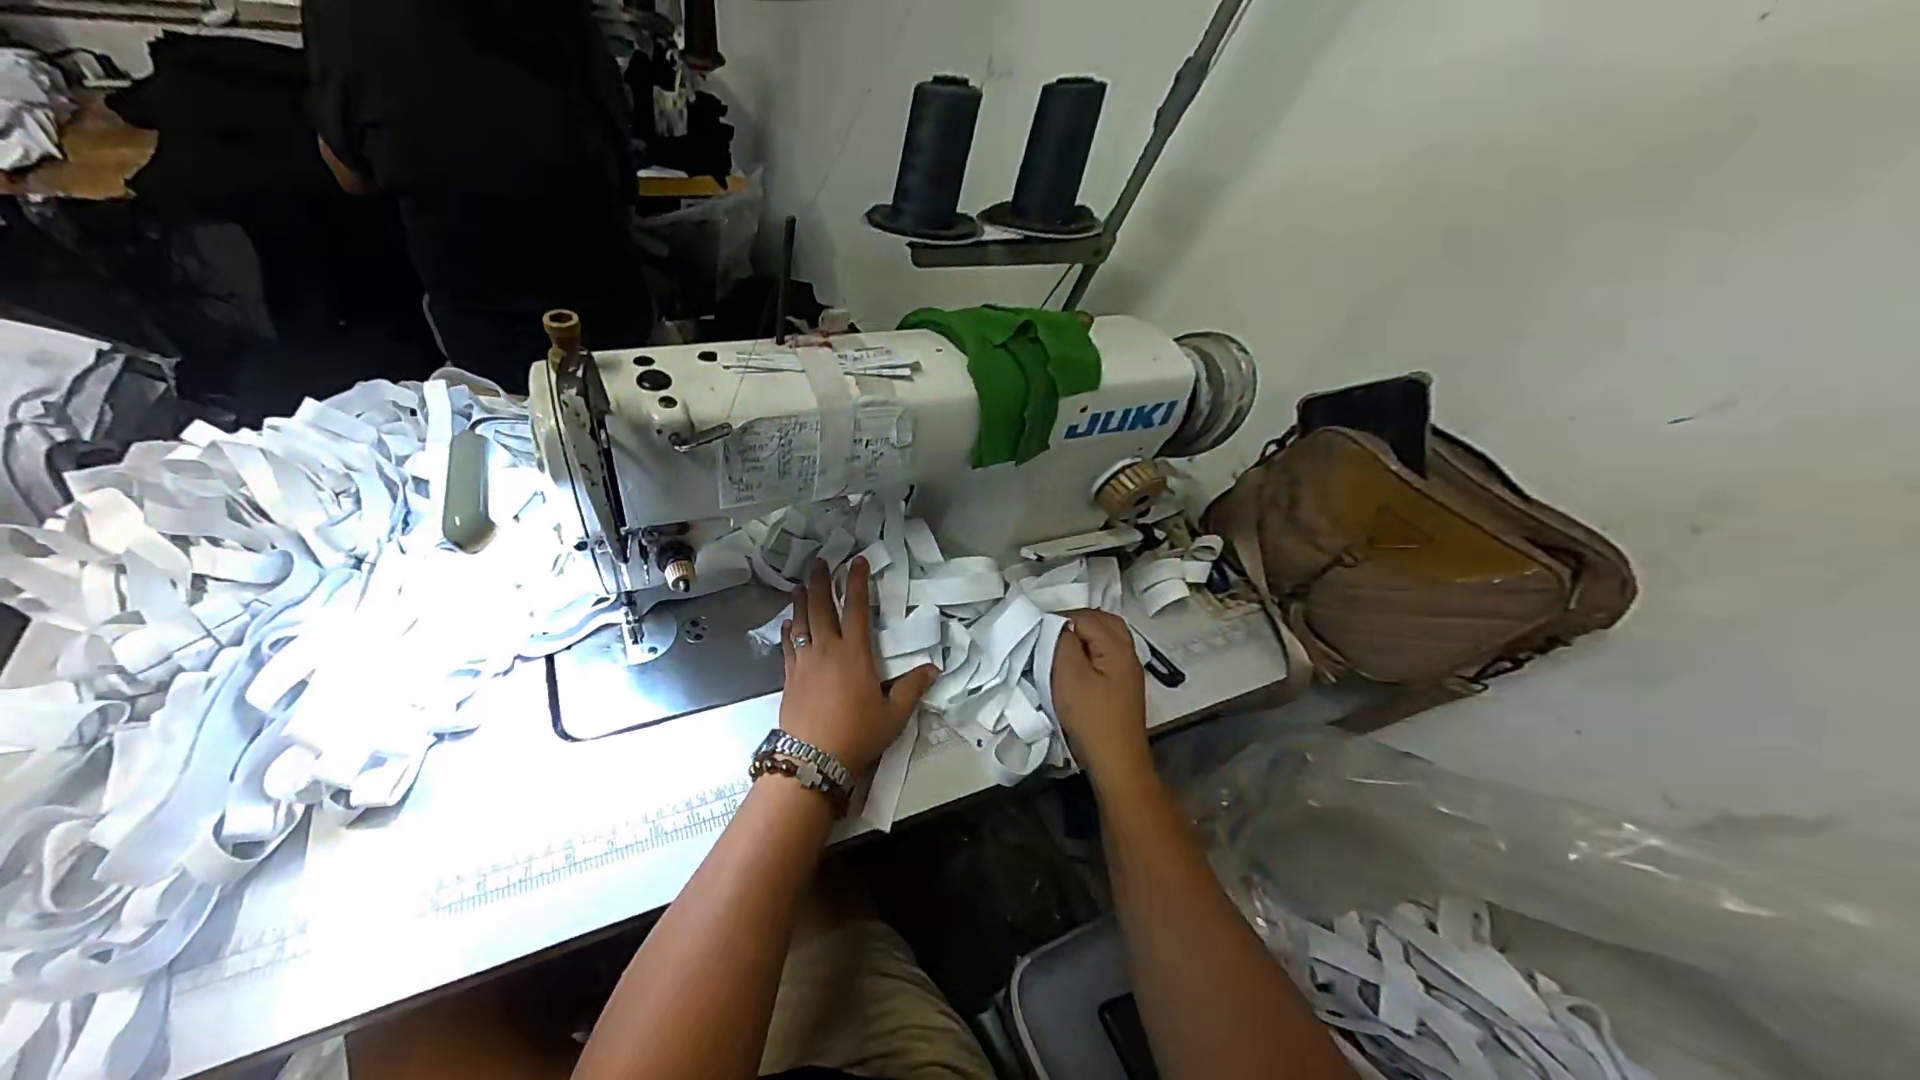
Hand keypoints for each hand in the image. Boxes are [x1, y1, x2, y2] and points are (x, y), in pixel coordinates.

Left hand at [780, 558, 937, 776]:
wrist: (812, 759)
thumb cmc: (858, 734)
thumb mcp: (893, 714)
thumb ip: (911, 688)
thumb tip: (933, 669)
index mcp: (854, 653)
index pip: (855, 607)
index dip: (857, 581)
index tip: (857, 561)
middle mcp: (826, 649)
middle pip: (820, 607)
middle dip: (820, 581)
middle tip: (819, 562)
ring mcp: (804, 662)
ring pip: (800, 622)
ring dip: (800, 601)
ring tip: (799, 585)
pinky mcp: (789, 678)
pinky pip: (787, 646)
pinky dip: (787, 631)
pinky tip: (786, 625)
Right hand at [1051, 609, 1155, 793]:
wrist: (1116, 762)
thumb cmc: (1090, 717)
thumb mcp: (1068, 675)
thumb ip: (1062, 641)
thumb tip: (1060, 624)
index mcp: (1117, 645)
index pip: (1085, 616)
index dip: (1060, 619)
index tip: (1037, 631)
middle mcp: (1128, 652)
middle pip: (1102, 622)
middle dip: (1075, 621)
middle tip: (1049, 633)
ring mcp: (1128, 670)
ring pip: (1106, 638)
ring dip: (1083, 636)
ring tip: (1058, 647)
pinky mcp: (1123, 686)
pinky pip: (1106, 655)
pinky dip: (1090, 651)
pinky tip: (1074, 665)